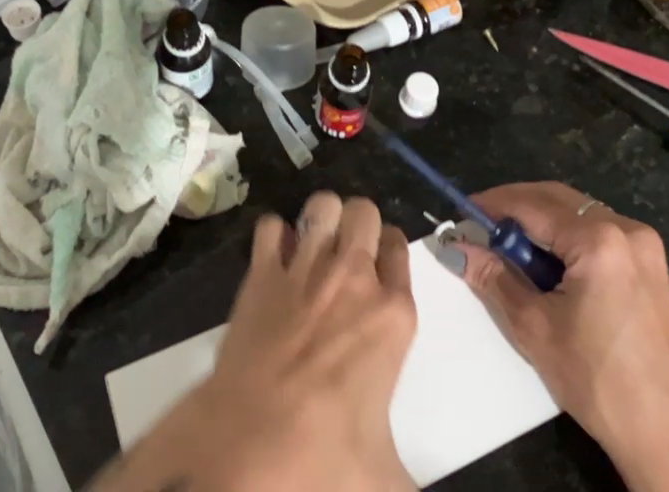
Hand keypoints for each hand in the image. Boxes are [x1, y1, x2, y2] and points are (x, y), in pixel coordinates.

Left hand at [92, 192, 417, 491]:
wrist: (255, 440)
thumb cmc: (328, 453)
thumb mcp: (388, 469)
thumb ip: (410, 467)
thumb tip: (413, 491)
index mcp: (394, 314)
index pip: (401, 247)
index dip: (390, 252)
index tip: (379, 267)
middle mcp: (355, 277)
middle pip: (365, 211)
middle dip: (358, 224)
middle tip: (347, 253)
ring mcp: (306, 268)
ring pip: (322, 205)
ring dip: (320, 219)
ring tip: (313, 244)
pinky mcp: (262, 272)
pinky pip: (270, 226)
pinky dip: (273, 236)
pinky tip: (274, 260)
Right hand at [458, 182, 668, 491]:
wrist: (668, 433)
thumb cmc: (596, 380)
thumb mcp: (534, 327)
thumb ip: (494, 278)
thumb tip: (457, 250)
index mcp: (600, 241)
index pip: (533, 205)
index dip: (493, 205)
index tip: (463, 212)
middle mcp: (630, 231)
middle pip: (560, 201)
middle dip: (518, 209)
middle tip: (482, 229)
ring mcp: (648, 250)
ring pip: (582, 216)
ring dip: (544, 225)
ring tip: (512, 253)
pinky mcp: (655, 270)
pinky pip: (604, 236)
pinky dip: (571, 241)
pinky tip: (552, 271)